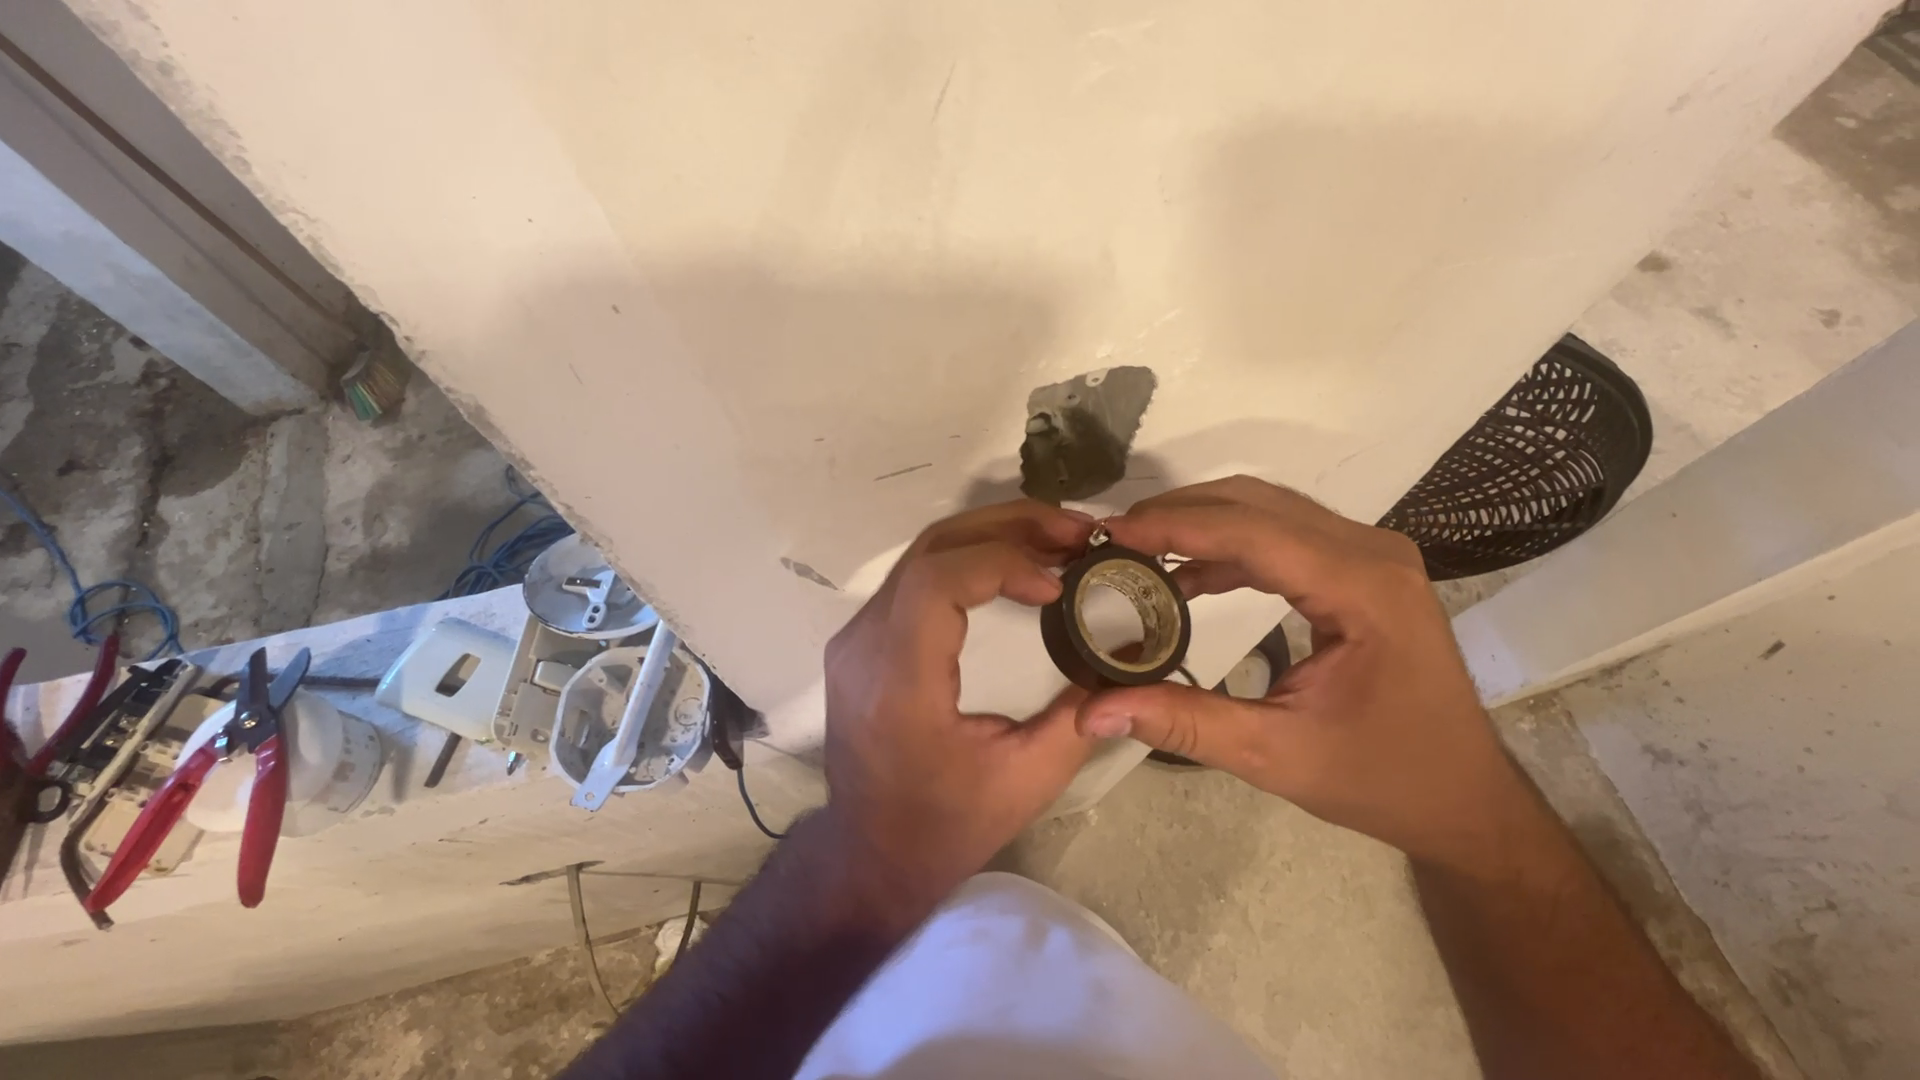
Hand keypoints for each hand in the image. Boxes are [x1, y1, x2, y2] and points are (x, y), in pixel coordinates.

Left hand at [822, 500, 1098, 903]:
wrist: (872, 852)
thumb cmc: (946, 826)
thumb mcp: (1025, 781)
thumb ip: (1079, 718)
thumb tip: (1126, 658)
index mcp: (898, 682)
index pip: (936, 580)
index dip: (1002, 561)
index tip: (1057, 584)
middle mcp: (863, 646)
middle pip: (931, 549)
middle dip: (1007, 526)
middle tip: (1075, 531)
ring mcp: (855, 638)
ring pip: (921, 554)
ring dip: (990, 535)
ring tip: (1056, 539)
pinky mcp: (862, 640)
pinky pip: (915, 577)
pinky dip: (969, 559)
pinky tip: (1015, 564)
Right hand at [1077, 476, 1527, 870]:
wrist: (1463, 798)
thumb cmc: (1384, 779)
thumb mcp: (1277, 755)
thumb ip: (1185, 723)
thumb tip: (1094, 712)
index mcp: (1363, 588)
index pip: (1252, 531)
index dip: (1175, 526)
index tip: (1110, 533)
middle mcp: (1372, 554)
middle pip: (1258, 504)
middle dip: (1179, 515)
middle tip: (1112, 540)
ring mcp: (1371, 557)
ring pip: (1269, 512)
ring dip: (1201, 525)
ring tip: (1138, 552)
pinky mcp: (1362, 572)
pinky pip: (1284, 538)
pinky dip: (1229, 549)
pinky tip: (1187, 578)